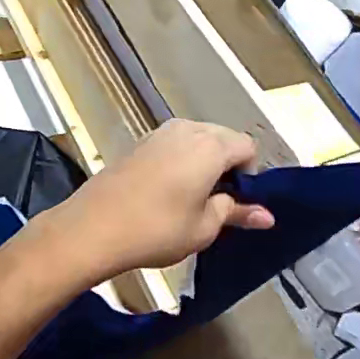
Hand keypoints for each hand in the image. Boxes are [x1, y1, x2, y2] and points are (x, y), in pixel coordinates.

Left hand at [27, 119, 273, 289]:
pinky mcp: (138, 142)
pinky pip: (174, 144)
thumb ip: (237, 213)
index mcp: (210, 145)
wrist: (93, 227)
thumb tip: (267, 216)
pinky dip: (181, 160)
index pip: (247, 147)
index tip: (237, 203)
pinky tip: (167, 191)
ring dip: (203, 162)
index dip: (249, 175)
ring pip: (197, 139)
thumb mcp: (204, 227)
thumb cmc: (157, 229)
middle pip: (223, 138)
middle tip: (217, 202)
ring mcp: (159, 132)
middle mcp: (187, 129)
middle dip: (228, 165)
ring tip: (191, 198)